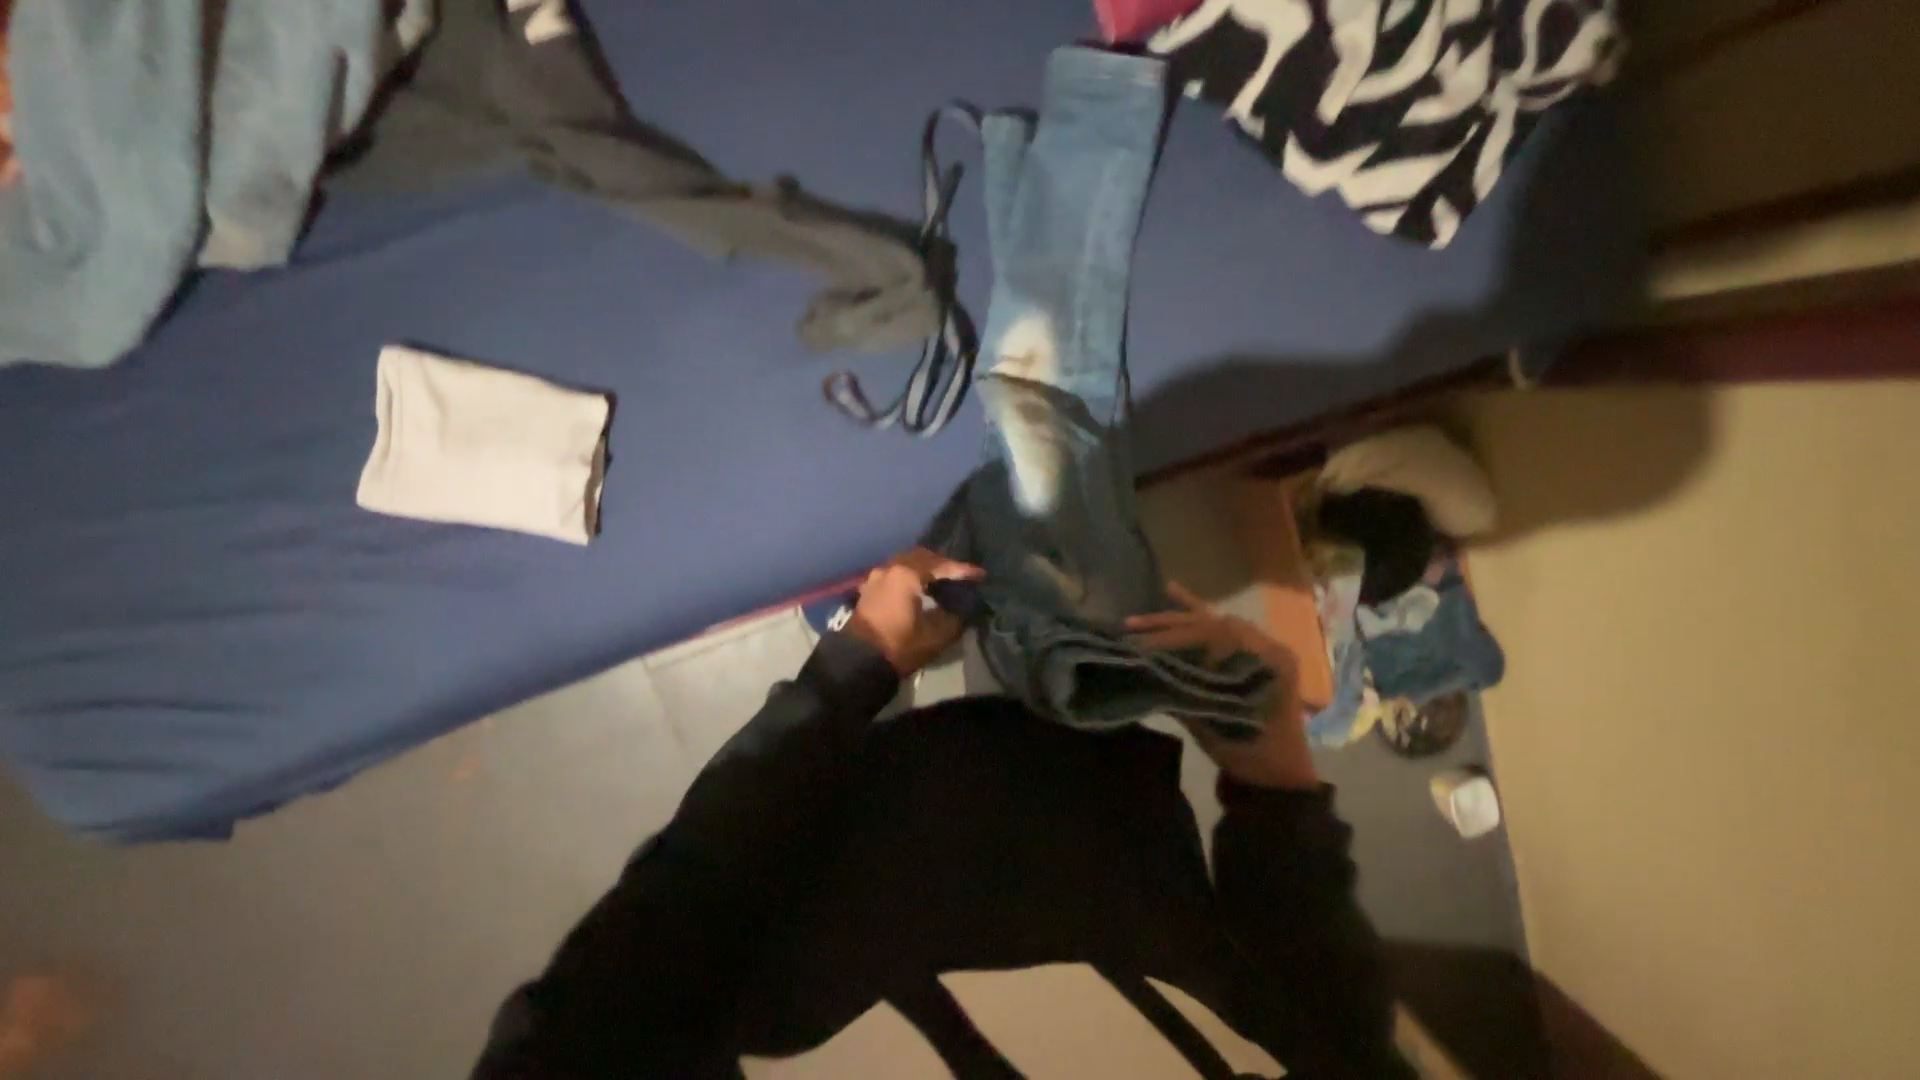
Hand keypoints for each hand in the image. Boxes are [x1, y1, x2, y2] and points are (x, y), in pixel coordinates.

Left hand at [844, 548, 984, 675]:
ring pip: (906, 563)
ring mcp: (876, 576)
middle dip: (943, 564)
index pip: (942, 566)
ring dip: (925, 568)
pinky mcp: (869, 588)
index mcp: (907, 574)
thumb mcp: (935, 635)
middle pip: (922, 557)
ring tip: (942, 580)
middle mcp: (890, 567)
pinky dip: (910, 575)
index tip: (980, 575)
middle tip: (961, 574)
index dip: (963, 570)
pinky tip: (919, 588)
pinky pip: (895, 573)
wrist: (858, 661)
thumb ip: (955, 617)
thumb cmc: (899, 646)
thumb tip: (966, 607)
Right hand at [1126, 582, 1319, 790]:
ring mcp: (1261, 648)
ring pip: (1213, 622)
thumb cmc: (1250, 753)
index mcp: (1267, 659)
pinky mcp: (1251, 656)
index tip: (1140, 645)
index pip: (1214, 634)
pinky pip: (1222, 629)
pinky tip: (1171, 590)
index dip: (1174, 637)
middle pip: (1212, 623)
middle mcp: (1267, 645)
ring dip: (1176, 619)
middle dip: (1169, 626)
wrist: (1278, 778)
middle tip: (1132, 629)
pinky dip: (1195, 613)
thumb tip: (1145, 669)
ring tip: (1139, 617)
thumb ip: (1184, 691)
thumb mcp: (1214, 724)